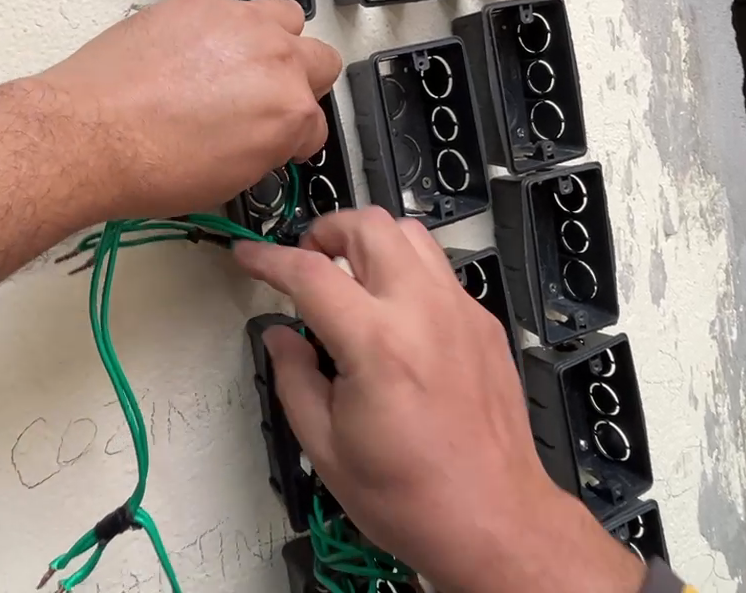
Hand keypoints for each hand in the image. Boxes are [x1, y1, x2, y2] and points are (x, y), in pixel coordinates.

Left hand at [0, 0, 340, 276]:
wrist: (87, 135)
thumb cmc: (147, 166)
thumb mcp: (228, 179)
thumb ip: (264, 147)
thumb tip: (265, 137)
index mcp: (290, 112)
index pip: (317, 122)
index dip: (294, 135)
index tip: (274, 136)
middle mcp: (275, 60)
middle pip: (322, 59)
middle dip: (301, 80)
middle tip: (265, 96)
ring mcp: (239, 23)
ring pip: (287, 17)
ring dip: (274, 39)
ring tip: (239, 60)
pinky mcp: (199, 2)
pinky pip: (229, 7)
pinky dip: (220, 28)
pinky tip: (191, 52)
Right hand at [234, 208, 646, 592]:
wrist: (496, 522)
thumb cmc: (411, 497)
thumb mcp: (326, 449)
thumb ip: (293, 378)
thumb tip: (280, 335)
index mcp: (376, 344)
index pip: (309, 272)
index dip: (268, 257)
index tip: (249, 255)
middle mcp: (422, 311)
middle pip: (369, 224)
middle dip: (326, 229)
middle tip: (309, 262)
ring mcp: (459, 309)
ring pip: (409, 232)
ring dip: (370, 240)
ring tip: (351, 277)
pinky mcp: (483, 320)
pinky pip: (437, 268)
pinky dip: (405, 270)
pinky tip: (395, 312)